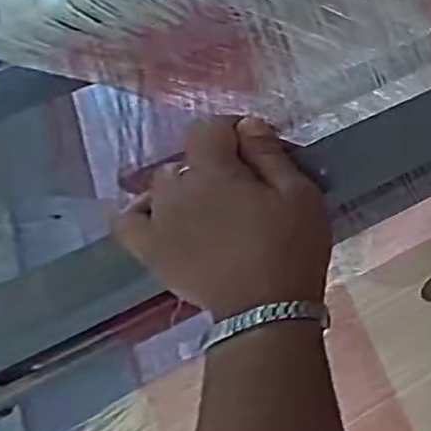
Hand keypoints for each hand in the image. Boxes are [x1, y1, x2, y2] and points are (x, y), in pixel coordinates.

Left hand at [116, 116, 331, 318]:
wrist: (267, 305)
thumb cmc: (293, 244)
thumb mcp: (299, 193)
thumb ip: (269, 155)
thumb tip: (247, 124)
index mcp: (212, 174)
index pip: (208, 128)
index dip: (235, 131)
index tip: (261, 148)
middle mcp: (174, 192)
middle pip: (186, 158)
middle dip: (216, 161)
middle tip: (251, 183)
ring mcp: (155, 223)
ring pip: (162, 185)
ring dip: (188, 185)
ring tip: (218, 204)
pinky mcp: (149, 251)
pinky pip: (130, 220)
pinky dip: (147, 211)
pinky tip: (170, 216)